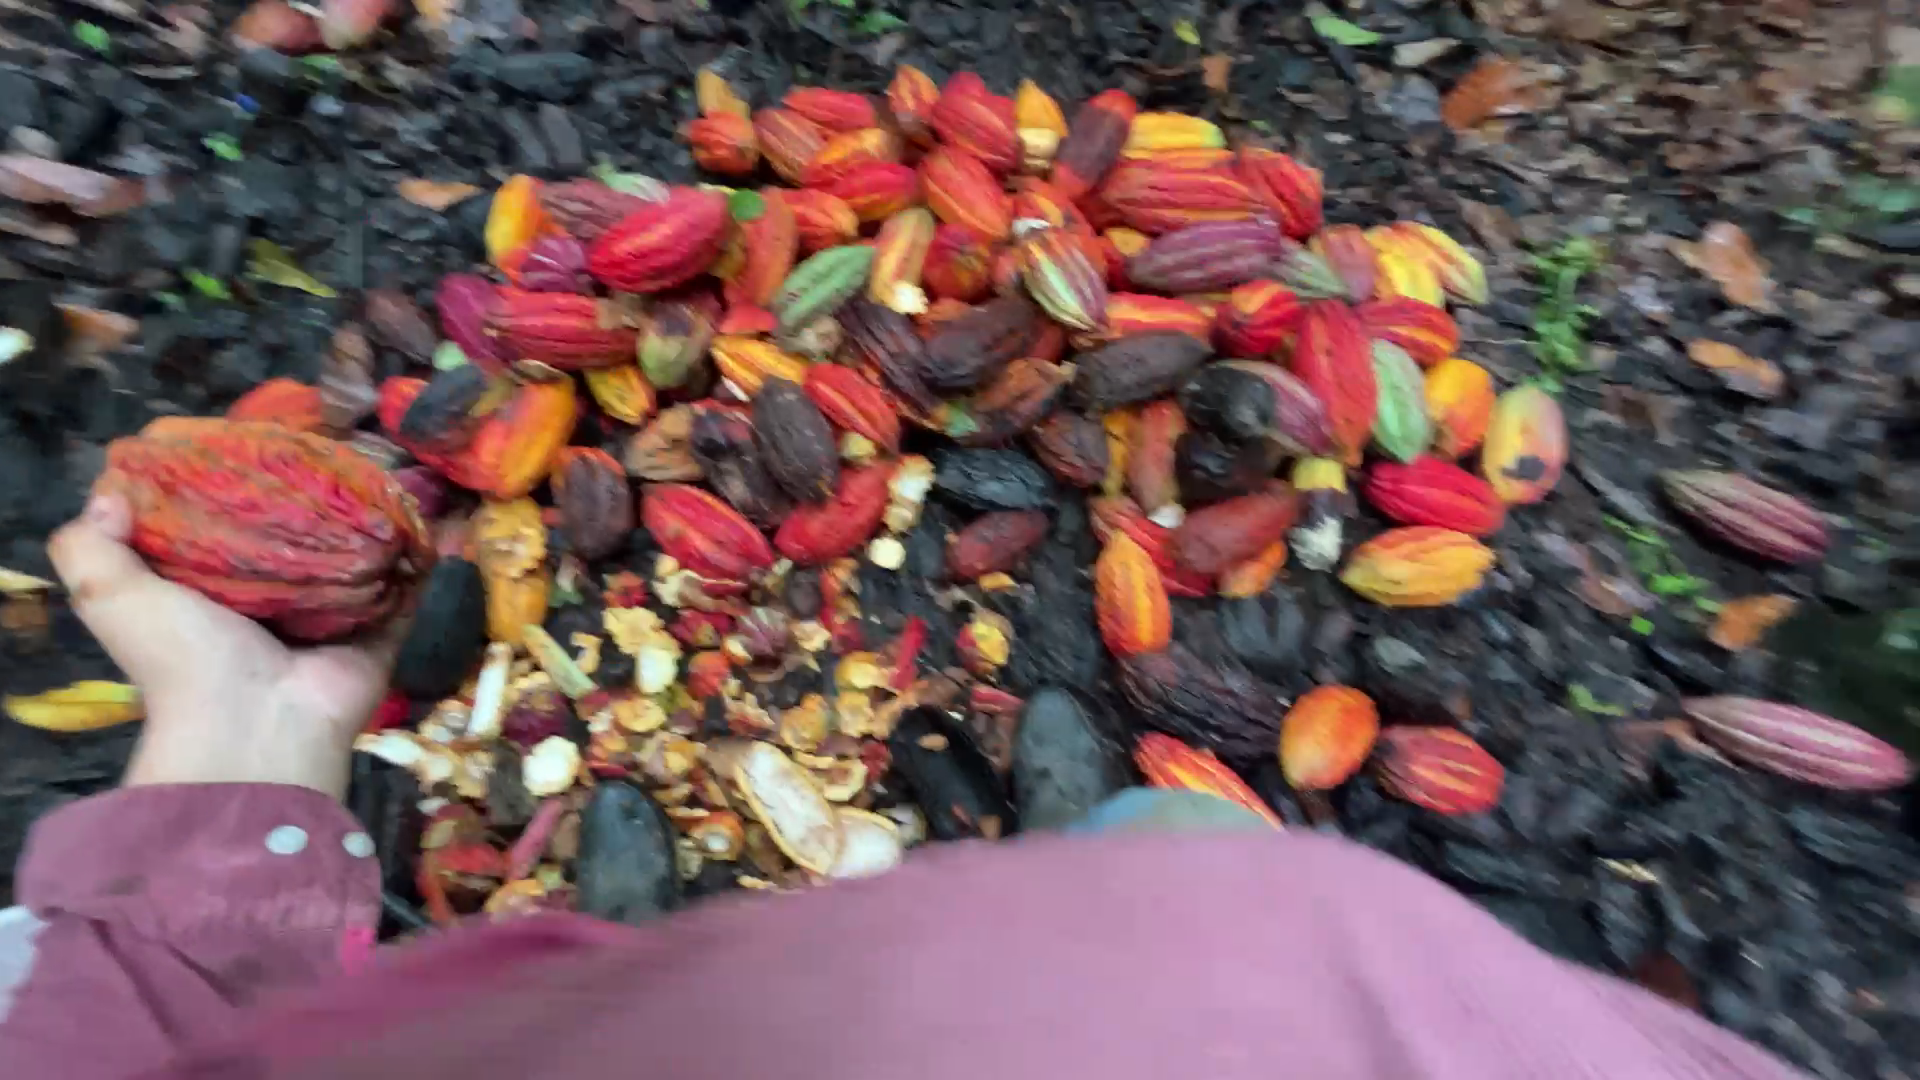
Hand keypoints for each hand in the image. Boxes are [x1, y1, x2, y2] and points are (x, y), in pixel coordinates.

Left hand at [47, 493, 401, 798]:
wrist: (259, 720)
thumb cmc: (187, 657)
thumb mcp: (117, 599)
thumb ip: (93, 551)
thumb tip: (110, 495)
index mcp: (222, 595)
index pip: (238, 536)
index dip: (249, 497)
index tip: (267, 456)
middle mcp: (283, 605)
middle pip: (309, 547)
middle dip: (326, 510)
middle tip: (343, 465)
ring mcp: (339, 619)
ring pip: (365, 564)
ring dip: (382, 532)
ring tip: (396, 488)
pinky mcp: (383, 633)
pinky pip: (409, 592)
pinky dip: (423, 565)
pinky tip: (432, 529)